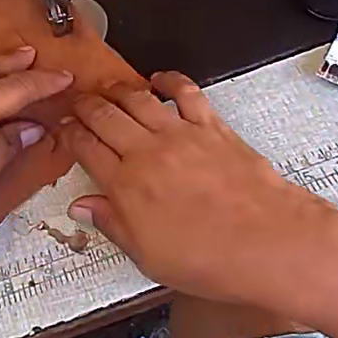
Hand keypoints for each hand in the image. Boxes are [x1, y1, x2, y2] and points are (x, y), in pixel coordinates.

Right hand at [62, 72, 337, 312]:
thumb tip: (83, 208)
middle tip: (77, 104)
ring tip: (107, 90)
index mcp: (126, 186)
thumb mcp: (148, 256)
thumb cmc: (213, 259)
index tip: (65, 131)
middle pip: (104, 116)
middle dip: (84, 107)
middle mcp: (148, 153)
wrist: (272, 245)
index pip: (85, 148)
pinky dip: (169, 80)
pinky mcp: (212, 128)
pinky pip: (185, 92)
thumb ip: (112, 224)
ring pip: (136, 99)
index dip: (70, 135)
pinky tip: (159, 78)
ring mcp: (181, 136)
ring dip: (116, 91)